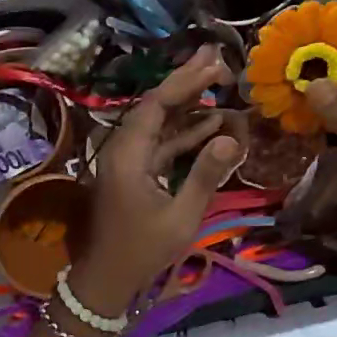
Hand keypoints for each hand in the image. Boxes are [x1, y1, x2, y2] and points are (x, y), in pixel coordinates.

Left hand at [72, 45, 244, 312]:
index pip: (156, 105)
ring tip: (215, 79)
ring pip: (159, 122)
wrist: (107, 278)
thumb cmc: (142, 250)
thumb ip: (204, 176)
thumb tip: (229, 137)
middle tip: (214, 57)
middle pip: (155, 106)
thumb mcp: (180, 217)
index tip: (212, 65)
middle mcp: (124, 148)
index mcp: (128, 154)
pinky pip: (160, 143)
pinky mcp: (135, 172)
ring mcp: (128, 160)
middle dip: (185, 82)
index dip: (185, 83)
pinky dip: (183, 132)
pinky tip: (210, 122)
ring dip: (186, 103)